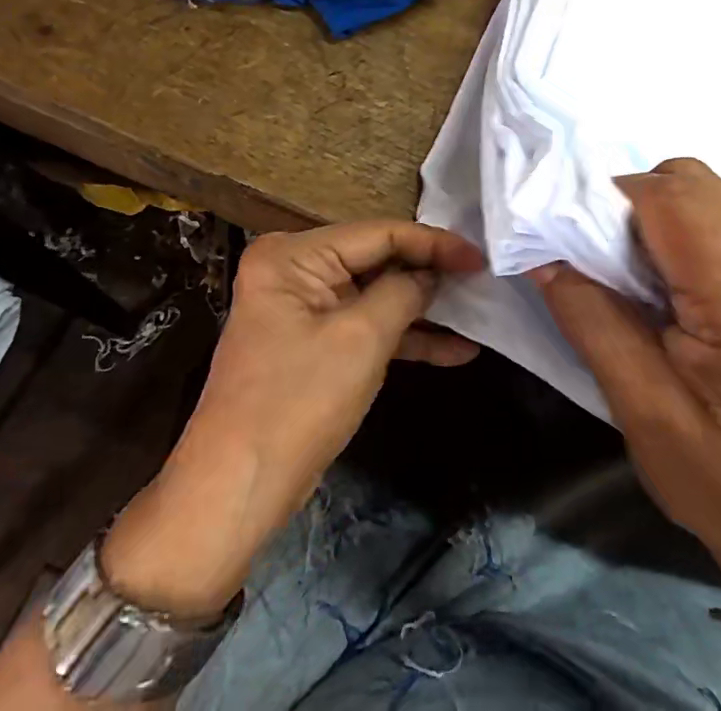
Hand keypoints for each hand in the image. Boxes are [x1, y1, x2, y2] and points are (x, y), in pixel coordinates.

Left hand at [103, 221, 483, 617]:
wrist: (240, 486)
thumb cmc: (298, 403)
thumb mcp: (361, 339)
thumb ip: (404, 292)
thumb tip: (433, 274)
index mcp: (293, 256)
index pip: (378, 234)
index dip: (433, 244)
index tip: (479, 258)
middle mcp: (294, 272)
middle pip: (378, 261)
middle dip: (430, 274)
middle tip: (481, 279)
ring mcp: (304, 310)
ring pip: (377, 296)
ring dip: (425, 310)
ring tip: (476, 312)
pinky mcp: (314, 344)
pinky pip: (367, 328)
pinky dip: (406, 338)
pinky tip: (455, 350)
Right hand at [533, 158, 720, 644]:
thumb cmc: (718, 476)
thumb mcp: (637, 405)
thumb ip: (590, 316)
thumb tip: (544, 253)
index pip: (677, 199)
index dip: (619, 204)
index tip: (589, 243)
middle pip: (702, 184)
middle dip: (647, 209)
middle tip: (625, 269)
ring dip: (680, 218)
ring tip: (668, 280)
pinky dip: (713, 230)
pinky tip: (707, 282)